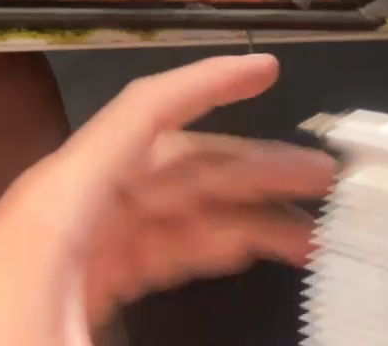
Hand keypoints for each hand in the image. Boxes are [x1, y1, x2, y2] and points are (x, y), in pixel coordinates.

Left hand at [0, 53, 334, 345]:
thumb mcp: (75, 343)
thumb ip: (168, 323)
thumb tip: (244, 289)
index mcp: (66, 196)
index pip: (146, 112)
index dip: (208, 83)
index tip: (265, 69)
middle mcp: (74, 202)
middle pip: (175, 162)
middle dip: (250, 163)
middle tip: (321, 174)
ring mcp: (78, 239)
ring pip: (171, 205)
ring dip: (236, 210)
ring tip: (308, 227)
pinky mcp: (80, 277)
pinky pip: (154, 245)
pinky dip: (203, 246)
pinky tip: (246, 252)